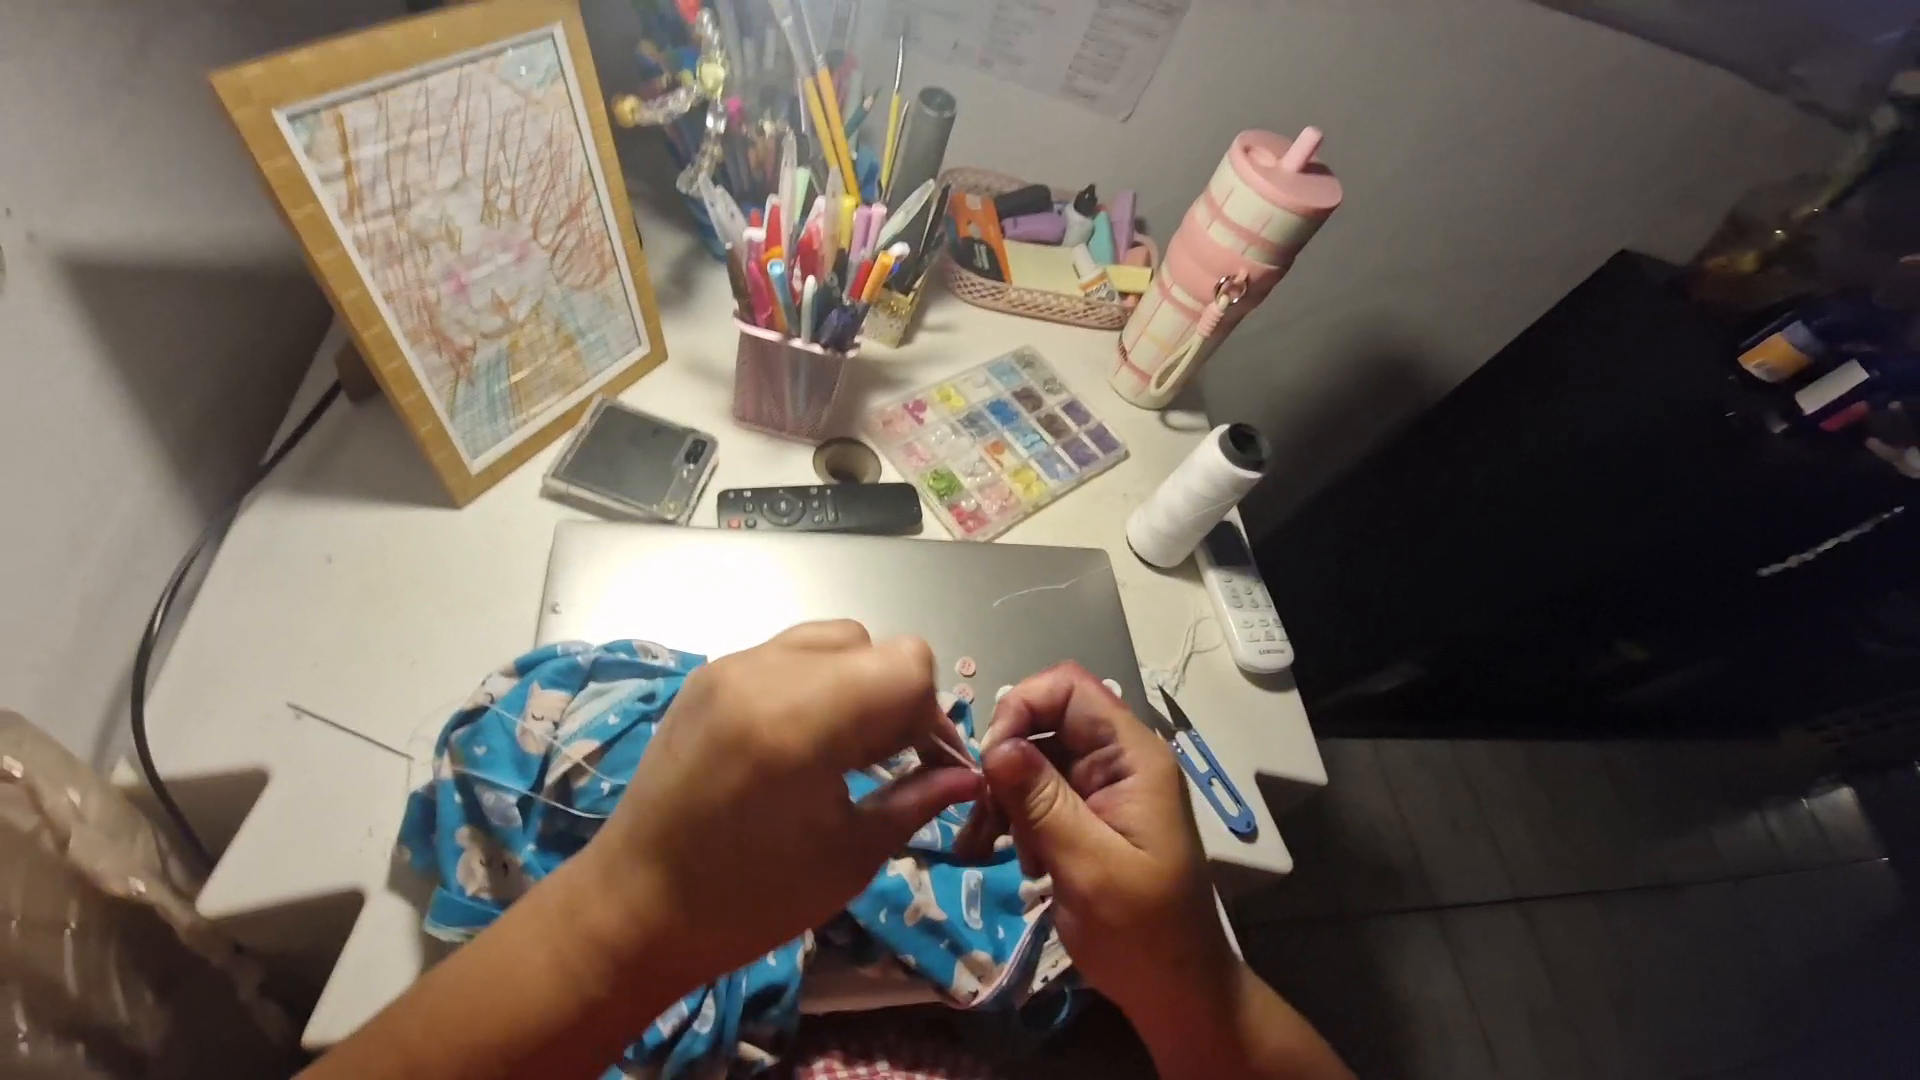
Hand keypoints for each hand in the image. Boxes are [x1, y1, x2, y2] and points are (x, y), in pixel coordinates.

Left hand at [581, 621, 982, 989]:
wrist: (632, 909)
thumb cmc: (748, 901)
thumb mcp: (850, 857)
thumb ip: (917, 800)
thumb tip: (969, 775)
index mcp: (800, 721)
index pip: (907, 663)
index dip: (931, 712)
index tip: (925, 762)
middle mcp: (765, 672)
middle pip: (874, 645)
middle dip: (897, 696)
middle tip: (886, 758)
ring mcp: (732, 666)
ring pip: (833, 638)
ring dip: (858, 680)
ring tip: (844, 743)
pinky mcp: (710, 673)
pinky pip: (790, 651)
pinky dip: (817, 680)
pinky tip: (803, 736)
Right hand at [954, 663, 1237, 1021]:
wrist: (1176, 994)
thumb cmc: (1145, 934)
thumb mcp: (1091, 867)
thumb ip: (1044, 802)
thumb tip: (995, 745)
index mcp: (1133, 756)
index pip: (1070, 688)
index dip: (1023, 705)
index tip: (991, 758)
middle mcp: (1115, 759)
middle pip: (1044, 720)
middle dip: (1004, 759)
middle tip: (980, 809)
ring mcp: (1099, 786)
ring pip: (1032, 757)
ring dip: (1001, 794)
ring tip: (981, 842)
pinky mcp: (1083, 814)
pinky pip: (1034, 793)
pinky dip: (1010, 816)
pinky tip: (998, 853)